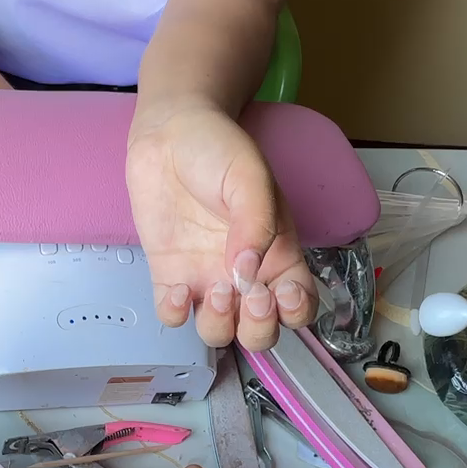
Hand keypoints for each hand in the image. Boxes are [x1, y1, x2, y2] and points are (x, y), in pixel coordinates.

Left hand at [126, 101, 315, 350]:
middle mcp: (244, 276)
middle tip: (248, 295)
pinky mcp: (169, 276)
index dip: (295, 313)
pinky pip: (173, 316)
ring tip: (215, 290)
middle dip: (259, 328)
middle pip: (259, 332)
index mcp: (278, 254)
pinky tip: (178, 290)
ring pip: (219, 332)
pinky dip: (176, 315)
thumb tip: (246, 272)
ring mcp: (205, 279)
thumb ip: (257, 224)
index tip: (280, 292)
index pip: (298, 305)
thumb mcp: (251, 178)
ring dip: (221, 325)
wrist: (168, 135)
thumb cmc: (219, 150)